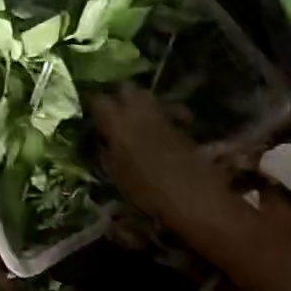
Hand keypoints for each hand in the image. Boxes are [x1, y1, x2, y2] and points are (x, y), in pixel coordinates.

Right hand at [91, 86, 247, 237]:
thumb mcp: (116, 175)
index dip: (93, 104)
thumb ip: (106, 153)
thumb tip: (102, 143)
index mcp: (117, 123)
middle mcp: (139, 114)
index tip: (91, 114)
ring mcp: (164, 120)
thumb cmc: (148, 192)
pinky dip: (161, 120)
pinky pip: (167, 115)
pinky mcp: (183, 130)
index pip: (98, 100)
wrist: (198, 201)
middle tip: (116, 110)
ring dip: (141, 105)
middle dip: (120, 95)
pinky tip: (159, 136)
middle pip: (127, 88)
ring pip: (149, 98)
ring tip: (137, 120)